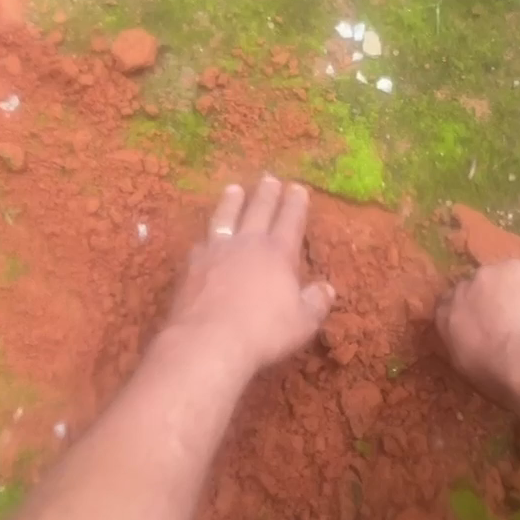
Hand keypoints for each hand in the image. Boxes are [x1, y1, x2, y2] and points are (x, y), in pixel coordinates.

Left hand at [162, 177, 334, 376]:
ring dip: (231, 201)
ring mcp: (216, 251)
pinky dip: (206, 236)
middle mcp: (247, 244)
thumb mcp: (303, 322)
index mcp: (278, 253)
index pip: (290, 220)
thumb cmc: (263, 332)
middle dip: (267, 193)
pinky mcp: (191, 266)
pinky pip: (201, 243)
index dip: (295, 203)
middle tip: (270, 178)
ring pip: (225, 217)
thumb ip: (316, 302)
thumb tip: (327, 288)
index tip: (298, 188)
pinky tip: (204, 237)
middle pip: (258, 210)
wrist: (207, 341)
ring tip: (234, 188)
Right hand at [438, 261, 519, 400]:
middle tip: (510, 320)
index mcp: (447, 313)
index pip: (449, 305)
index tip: (481, 325)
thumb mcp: (465, 367)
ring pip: (508, 277)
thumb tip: (466, 338)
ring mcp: (499, 272)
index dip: (468, 313)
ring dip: (516, 291)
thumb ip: (459, 342)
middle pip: (478, 286)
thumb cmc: (497, 374)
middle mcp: (468, 285)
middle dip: (491, 299)